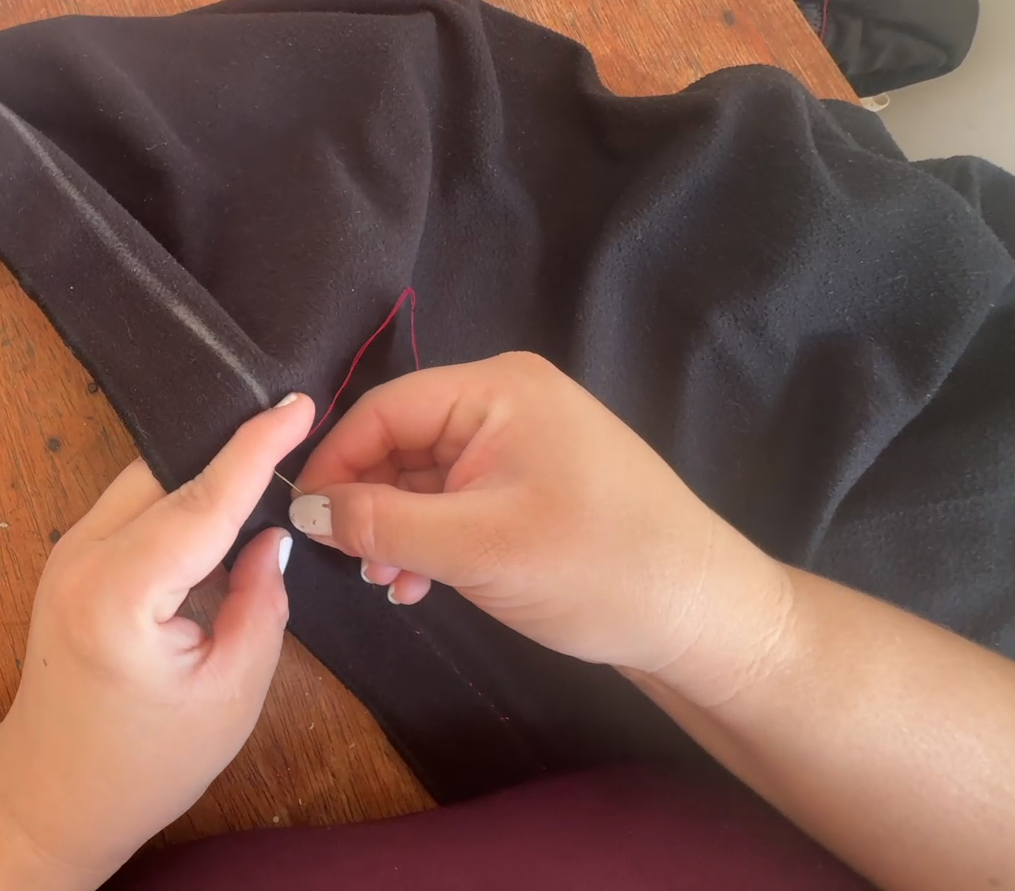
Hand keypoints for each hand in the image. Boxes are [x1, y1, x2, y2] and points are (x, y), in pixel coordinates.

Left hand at [0, 393, 313, 877]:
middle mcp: (81, 552)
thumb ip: (261, 602)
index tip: (297, 404)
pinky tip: (215, 518)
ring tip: (263, 480)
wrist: (51, 790)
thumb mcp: (229, 695)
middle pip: (166, 475)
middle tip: (295, 438)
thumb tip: (274, 534)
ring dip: (202, 476)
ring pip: (147, 480)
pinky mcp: (70, 552)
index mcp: (119, 593)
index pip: (201, 501)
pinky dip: (177, 498)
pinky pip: (133, 502)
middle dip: (230, 453)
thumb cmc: (146, 763)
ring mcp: (67, 547)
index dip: (255, 448)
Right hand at [290, 353, 791, 703]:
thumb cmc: (597, 570)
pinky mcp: (523, 478)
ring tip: (386, 581)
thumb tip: (300, 511)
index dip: (335, 461)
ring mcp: (514, 440)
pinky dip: (426, 535)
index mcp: (495, 389)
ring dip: (394, 527)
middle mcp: (501, 401)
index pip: (384, 410)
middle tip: (351, 561)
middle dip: (368, 502)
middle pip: (399, 441)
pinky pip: (450, 495)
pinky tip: (416, 581)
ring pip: (420, 474)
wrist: (713, 624)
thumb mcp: (474, 548)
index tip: (303, 516)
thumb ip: (378, 523)